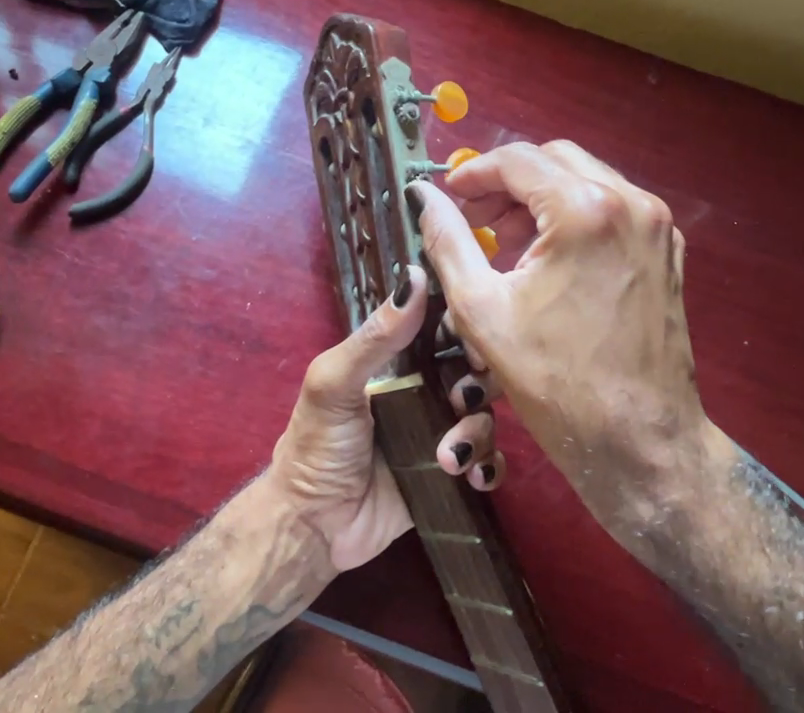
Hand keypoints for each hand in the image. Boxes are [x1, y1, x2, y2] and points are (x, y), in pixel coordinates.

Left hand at [267, 265, 504, 573]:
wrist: (314, 527)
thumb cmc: (317, 445)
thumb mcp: (335, 383)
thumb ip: (375, 337)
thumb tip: (416, 276)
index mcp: (397, 364)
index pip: (445, 334)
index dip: (466, 335)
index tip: (472, 344)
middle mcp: (423, 393)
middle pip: (474, 375)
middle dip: (478, 387)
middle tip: (459, 402)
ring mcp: (439, 435)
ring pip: (486, 418)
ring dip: (478, 435)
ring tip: (449, 458)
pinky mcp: (450, 476)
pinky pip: (488, 462)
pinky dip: (490, 467)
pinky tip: (474, 479)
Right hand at [411, 141, 723, 539]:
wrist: (642, 442)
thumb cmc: (555, 382)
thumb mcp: (482, 309)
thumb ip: (447, 240)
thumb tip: (422, 196)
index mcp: (585, 210)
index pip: (518, 160)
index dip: (473, 173)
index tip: (447, 197)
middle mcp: (631, 202)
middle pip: (554, 160)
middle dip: (507, 183)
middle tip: (474, 220)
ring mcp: (657, 225)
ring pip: (585, 180)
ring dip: (540, 199)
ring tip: (506, 243)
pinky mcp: (667, 249)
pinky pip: (612, 207)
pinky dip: (574, 217)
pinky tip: (549, 259)